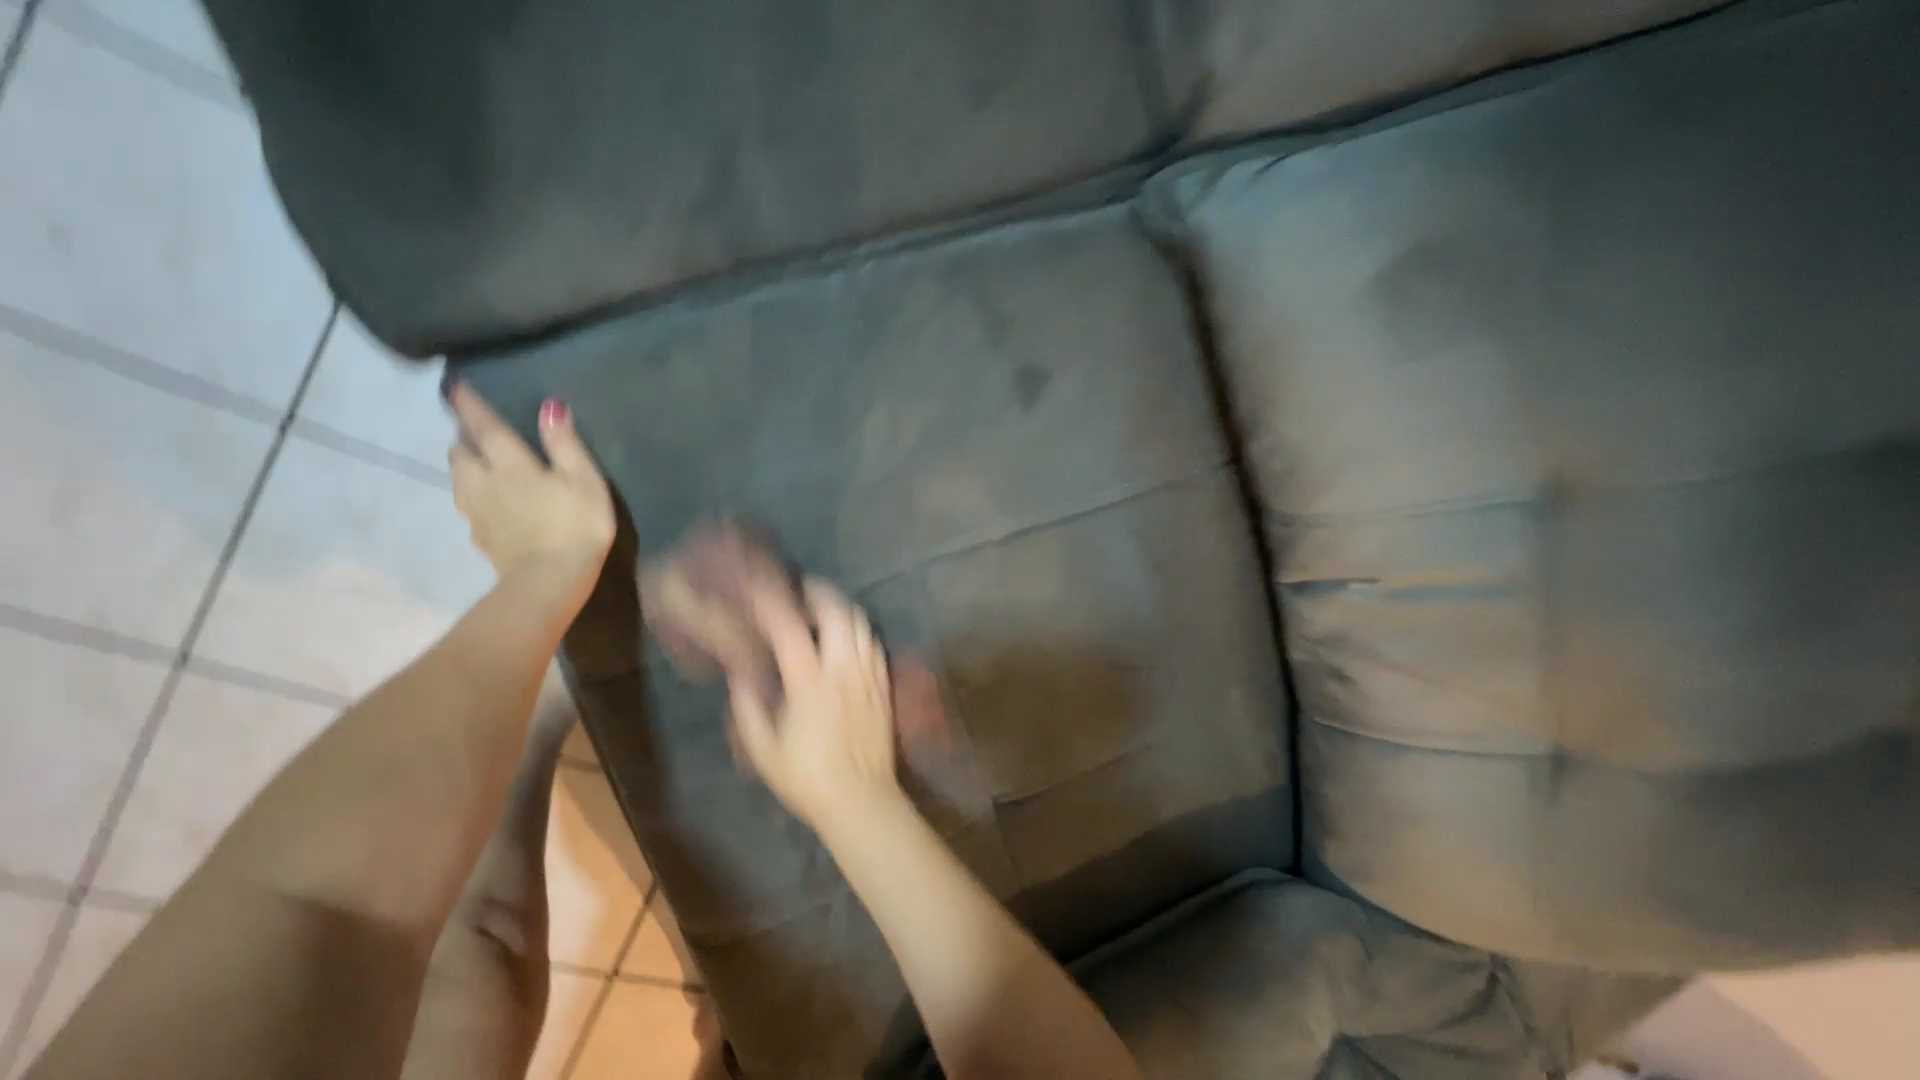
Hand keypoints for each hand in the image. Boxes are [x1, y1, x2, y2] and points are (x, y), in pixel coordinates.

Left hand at [448, 383, 615, 582]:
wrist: (550, 581)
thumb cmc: (575, 525)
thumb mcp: (584, 479)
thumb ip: (564, 443)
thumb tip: (550, 406)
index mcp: (509, 463)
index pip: (483, 426)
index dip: (468, 405)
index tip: (454, 388)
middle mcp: (483, 483)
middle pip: (460, 454)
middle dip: (464, 440)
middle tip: (475, 435)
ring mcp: (478, 514)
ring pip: (459, 482)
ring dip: (464, 469)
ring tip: (477, 467)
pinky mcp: (482, 540)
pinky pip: (469, 510)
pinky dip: (473, 498)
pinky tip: (488, 506)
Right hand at [730, 578, 902, 831]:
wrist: (861, 801)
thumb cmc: (806, 778)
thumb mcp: (762, 748)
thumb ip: (747, 706)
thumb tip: (741, 674)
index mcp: (809, 683)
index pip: (789, 628)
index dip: (772, 603)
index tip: (758, 589)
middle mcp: (843, 670)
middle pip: (838, 611)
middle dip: (817, 593)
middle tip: (799, 591)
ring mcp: (868, 675)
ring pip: (860, 623)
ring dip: (840, 608)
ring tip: (820, 609)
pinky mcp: (884, 686)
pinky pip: (874, 643)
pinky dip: (858, 630)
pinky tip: (845, 636)